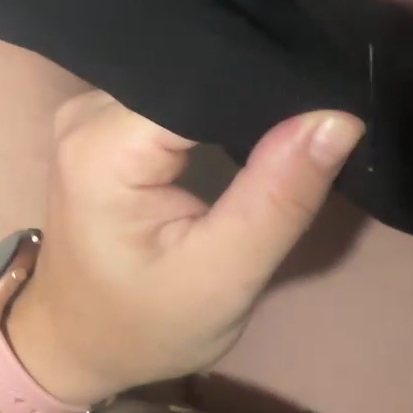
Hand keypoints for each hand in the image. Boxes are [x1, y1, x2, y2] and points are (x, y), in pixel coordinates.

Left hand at [5, 95, 363, 404]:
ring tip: (288, 113)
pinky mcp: (99, 119)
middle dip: (246, 89)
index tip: (322, 98)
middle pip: (181, 75)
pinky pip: (161, 94)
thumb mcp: (223, 276)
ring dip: (227, 96)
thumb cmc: (145, 321)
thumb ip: (277, 196)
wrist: (77, 338)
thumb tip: (335, 118)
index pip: (192, 84)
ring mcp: (86, 109)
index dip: (257, 87)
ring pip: (174, 79)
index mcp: (100, 145)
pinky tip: (242, 117)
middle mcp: (85, 111)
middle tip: (316, 110)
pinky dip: (205, 106)